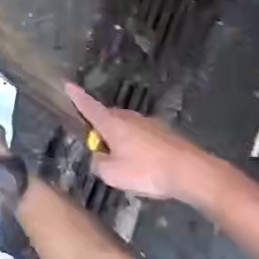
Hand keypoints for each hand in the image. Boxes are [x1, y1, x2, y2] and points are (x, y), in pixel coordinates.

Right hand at [66, 84, 229, 200]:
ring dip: (120, 138)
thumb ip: (98, 163)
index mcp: (112, 124)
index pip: (89, 106)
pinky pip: (142, 135)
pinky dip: (137, 145)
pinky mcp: (165, 133)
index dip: (77, 97)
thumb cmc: (146, 170)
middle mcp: (129, 118)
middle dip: (100, 128)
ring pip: (126, 127)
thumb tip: (98, 157)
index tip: (67, 84)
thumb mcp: (112, 174)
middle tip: (98, 148)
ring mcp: (149, 123)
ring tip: (123, 161)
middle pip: (108, 117)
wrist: (191, 171)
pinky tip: (144, 164)